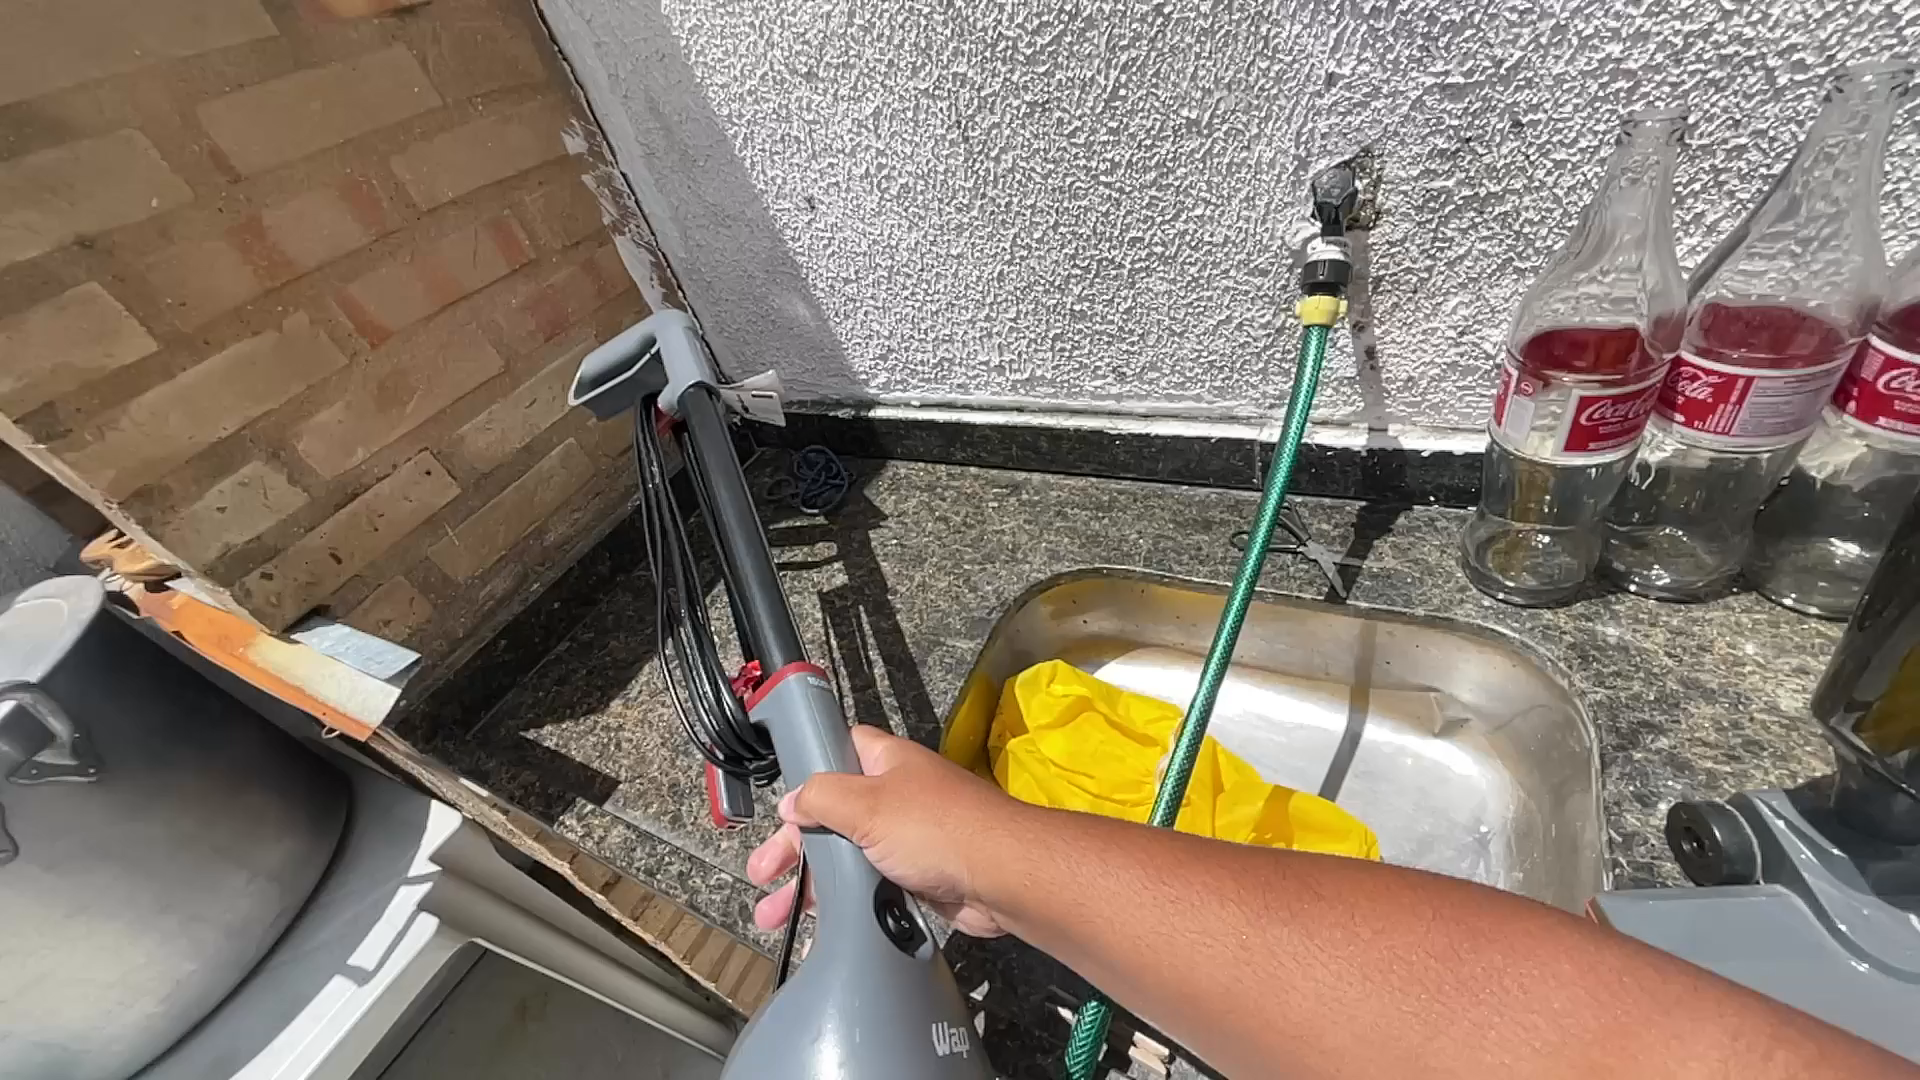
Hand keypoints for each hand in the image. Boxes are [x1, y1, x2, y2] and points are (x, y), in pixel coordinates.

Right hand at [746, 725, 1028, 938]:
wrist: (999, 877)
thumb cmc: (937, 828)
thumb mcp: (868, 804)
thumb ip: (823, 797)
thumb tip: (793, 801)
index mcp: (886, 762)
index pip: (839, 749)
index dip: (809, 769)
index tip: (781, 800)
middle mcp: (895, 793)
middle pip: (833, 812)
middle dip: (796, 843)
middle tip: (764, 871)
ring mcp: (905, 835)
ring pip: (847, 854)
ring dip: (810, 881)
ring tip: (774, 914)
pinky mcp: (914, 873)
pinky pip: (867, 885)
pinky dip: (842, 903)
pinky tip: (815, 924)